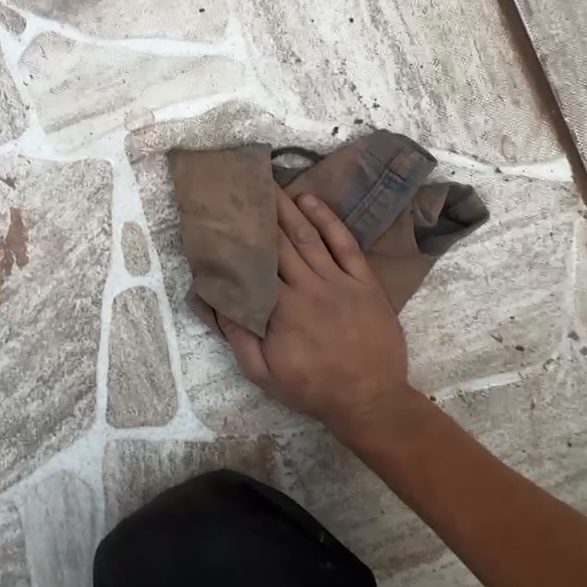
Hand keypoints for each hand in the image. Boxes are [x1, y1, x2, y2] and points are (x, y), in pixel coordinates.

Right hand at [219, 191, 416, 443]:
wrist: (371, 402)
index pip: (254, 262)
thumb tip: (215, 300)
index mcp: (281, 308)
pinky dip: (327, 220)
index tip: (222, 214)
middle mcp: (308, 287)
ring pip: (308, 236)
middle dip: (259, 212)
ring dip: (287, 208)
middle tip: (242, 187)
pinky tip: (310, 200)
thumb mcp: (262, 373)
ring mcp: (339, 282)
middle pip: (279, 241)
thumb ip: (237, 336)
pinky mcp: (364, 283)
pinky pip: (344, 244)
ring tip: (270, 184)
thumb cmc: (312, 388)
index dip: (238, 236)